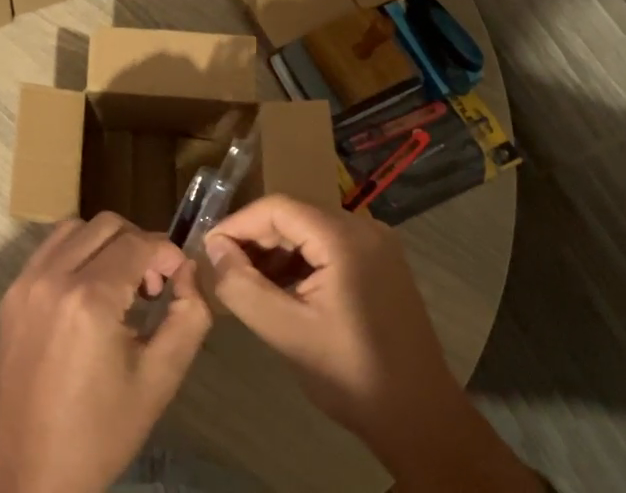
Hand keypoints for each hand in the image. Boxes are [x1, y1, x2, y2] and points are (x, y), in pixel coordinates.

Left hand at [0, 213, 212, 492]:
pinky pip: (48, 251)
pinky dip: (76, 254)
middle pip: (106, 225)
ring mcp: (24, 284)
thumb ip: (189, 316)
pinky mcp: (10, 297)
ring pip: (74, 229)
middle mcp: (51, 278)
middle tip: (153, 286)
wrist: (29, 471)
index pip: (139, 243)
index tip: (180, 280)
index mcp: (88, 299)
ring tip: (121, 287)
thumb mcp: (160, 378)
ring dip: (105, 244)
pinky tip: (89, 294)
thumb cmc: (100, 431)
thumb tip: (191, 274)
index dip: (168, 254)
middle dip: (139, 243)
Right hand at [205, 196, 540, 491]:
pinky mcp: (381, 265)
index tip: (207, 250)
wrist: (419, 416)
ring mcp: (377, 246)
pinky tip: (280, 290)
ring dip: (275, 252)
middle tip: (221, 268)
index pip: (277, 208)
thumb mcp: (285, 331)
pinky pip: (329, 248)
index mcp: (344, 238)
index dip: (237, 224)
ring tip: (245, 282)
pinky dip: (300, 262)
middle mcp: (364, 229)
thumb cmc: (349, 373)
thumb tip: (214, 249)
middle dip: (254, 239)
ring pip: (310, 231)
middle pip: (294, 216)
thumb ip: (241, 286)